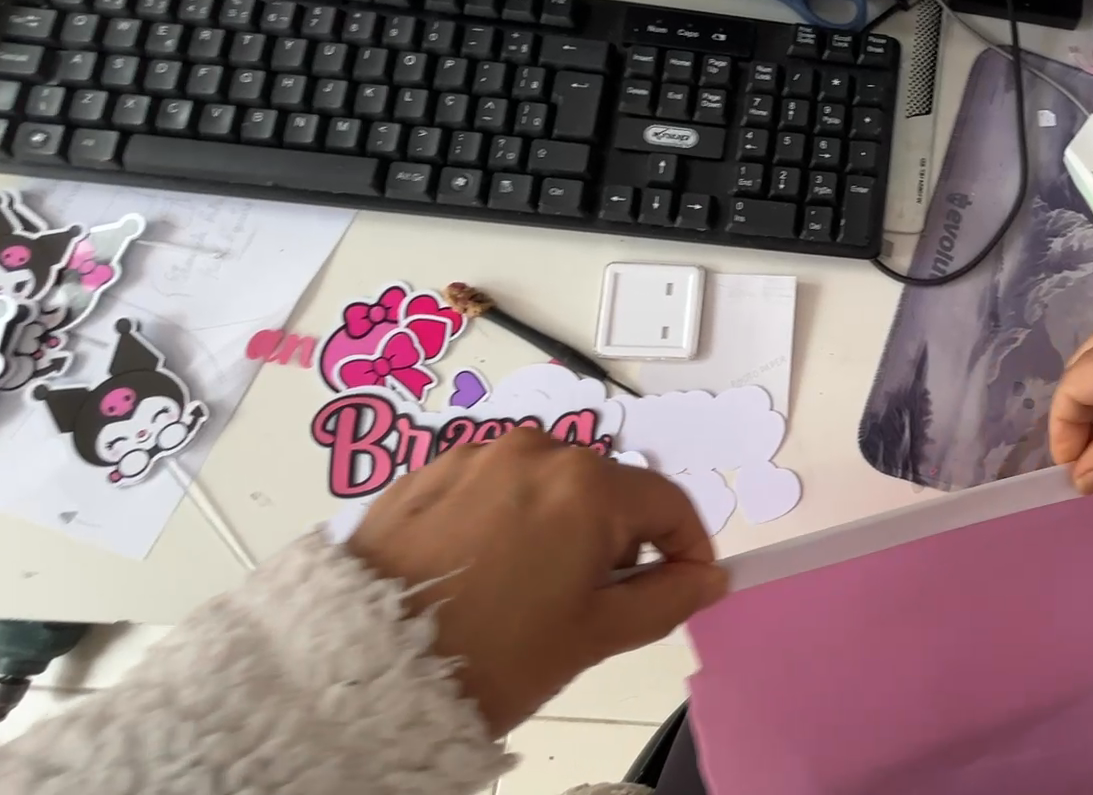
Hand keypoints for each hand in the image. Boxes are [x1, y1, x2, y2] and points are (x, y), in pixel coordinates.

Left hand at [348, 428, 727, 735]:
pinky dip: (513, 515)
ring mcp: (482, 453)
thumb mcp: (596, 635)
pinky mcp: (432, 468)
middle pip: (612, 491)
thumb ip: (669, 598)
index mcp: (589, 484)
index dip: (689, 546)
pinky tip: (486, 564)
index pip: (670, 504)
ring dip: (566, 523)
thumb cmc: (492, 655)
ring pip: (556, 483)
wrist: (345, 678)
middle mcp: (541, 450)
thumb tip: (709, 577)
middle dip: (621, 539)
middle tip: (594, 600)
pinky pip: (501, 483)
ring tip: (531, 583)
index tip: (687, 583)